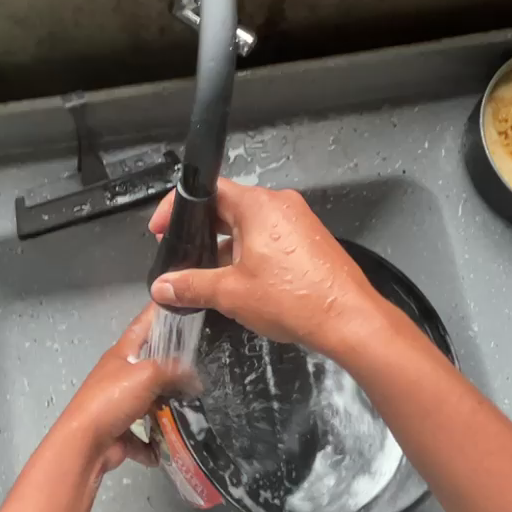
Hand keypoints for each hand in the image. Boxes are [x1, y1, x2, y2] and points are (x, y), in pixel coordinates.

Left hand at [55, 305, 192, 473]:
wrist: (84, 445)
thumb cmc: (111, 399)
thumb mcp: (147, 374)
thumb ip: (174, 370)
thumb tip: (195, 378)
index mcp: (122, 353)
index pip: (143, 324)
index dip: (161, 311)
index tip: (183, 301)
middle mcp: (119, 375)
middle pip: (151, 364)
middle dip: (174, 365)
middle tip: (203, 364)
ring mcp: (119, 404)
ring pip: (150, 400)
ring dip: (168, 406)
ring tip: (195, 407)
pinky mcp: (121, 430)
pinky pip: (144, 434)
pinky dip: (156, 442)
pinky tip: (172, 445)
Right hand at [147, 179, 387, 352]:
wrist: (349, 320)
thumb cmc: (295, 299)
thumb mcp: (230, 293)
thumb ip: (191, 285)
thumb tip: (163, 286)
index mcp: (258, 205)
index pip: (207, 191)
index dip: (179, 209)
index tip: (163, 229)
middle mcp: (280, 205)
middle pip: (228, 208)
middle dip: (202, 233)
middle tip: (182, 256)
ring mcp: (298, 222)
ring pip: (249, 226)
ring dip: (227, 247)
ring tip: (212, 278)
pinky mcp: (309, 241)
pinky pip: (270, 238)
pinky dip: (251, 254)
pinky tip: (244, 283)